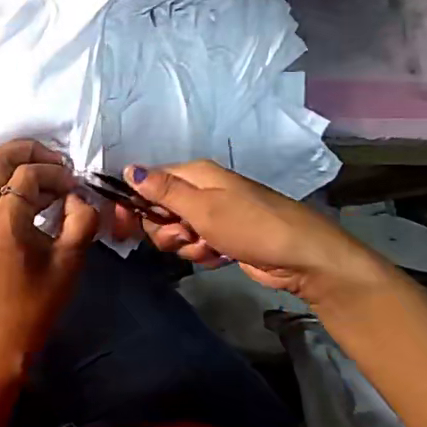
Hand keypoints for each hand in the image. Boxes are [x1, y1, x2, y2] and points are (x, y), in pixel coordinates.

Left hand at [0, 140, 99, 369]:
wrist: (11, 328)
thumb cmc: (42, 297)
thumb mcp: (71, 257)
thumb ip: (81, 218)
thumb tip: (78, 196)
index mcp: (6, 220)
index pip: (27, 174)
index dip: (56, 173)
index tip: (76, 189)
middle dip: (30, 151)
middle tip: (60, 164)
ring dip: (25, 166)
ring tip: (57, 183)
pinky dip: (20, 183)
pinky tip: (45, 199)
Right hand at [109, 160, 390, 305]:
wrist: (302, 257)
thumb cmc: (251, 226)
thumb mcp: (202, 207)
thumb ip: (163, 190)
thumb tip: (129, 169)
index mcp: (195, 174)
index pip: (148, 181)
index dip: (134, 202)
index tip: (124, 225)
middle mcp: (201, 191)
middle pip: (158, 210)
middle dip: (164, 230)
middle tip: (184, 236)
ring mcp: (213, 215)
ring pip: (175, 232)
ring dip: (185, 246)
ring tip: (208, 247)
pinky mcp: (222, 237)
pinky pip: (195, 246)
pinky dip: (202, 254)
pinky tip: (220, 256)